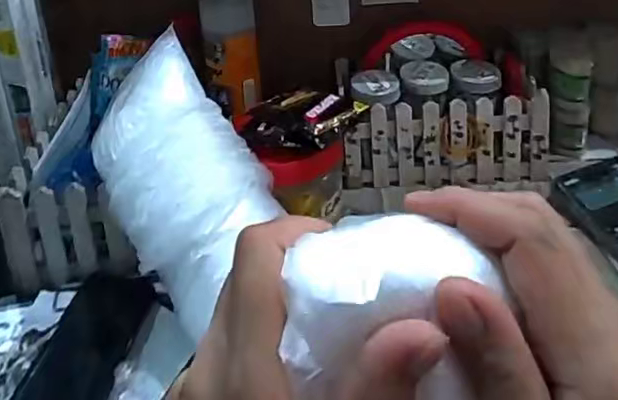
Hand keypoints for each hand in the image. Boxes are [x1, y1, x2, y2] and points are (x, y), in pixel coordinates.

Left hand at [175, 217, 449, 399]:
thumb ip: (377, 389)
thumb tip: (427, 326)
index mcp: (238, 367)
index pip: (255, 251)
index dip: (298, 232)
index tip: (342, 252)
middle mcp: (202, 368)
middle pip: (244, 279)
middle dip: (294, 274)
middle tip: (344, 299)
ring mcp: (190, 393)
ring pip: (231, 317)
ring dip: (276, 312)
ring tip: (322, 342)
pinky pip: (220, 356)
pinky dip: (256, 347)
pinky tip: (290, 382)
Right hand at [407, 188, 617, 399]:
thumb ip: (500, 369)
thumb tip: (452, 285)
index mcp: (601, 344)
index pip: (532, 236)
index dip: (470, 208)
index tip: (414, 208)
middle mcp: (617, 323)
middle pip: (546, 226)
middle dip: (480, 208)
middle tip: (423, 220)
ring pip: (553, 245)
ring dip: (495, 229)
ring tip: (443, 240)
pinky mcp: (611, 350)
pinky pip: (556, 276)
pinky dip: (513, 260)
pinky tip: (481, 284)